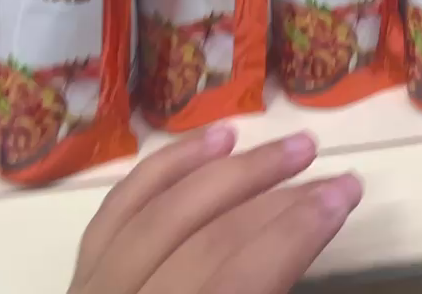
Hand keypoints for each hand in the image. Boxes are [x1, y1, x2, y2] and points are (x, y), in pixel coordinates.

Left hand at [70, 127, 360, 293]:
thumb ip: (273, 291)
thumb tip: (307, 242)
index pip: (244, 276)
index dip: (301, 228)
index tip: (348, 189)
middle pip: (207, 238)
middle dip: (276, 192)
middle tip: (325, 162)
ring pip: (162, 213)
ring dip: (231, 168)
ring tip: (287, 144)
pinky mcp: (73, 285)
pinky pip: (118, 210)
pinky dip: (168, 167)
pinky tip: (213, 141)